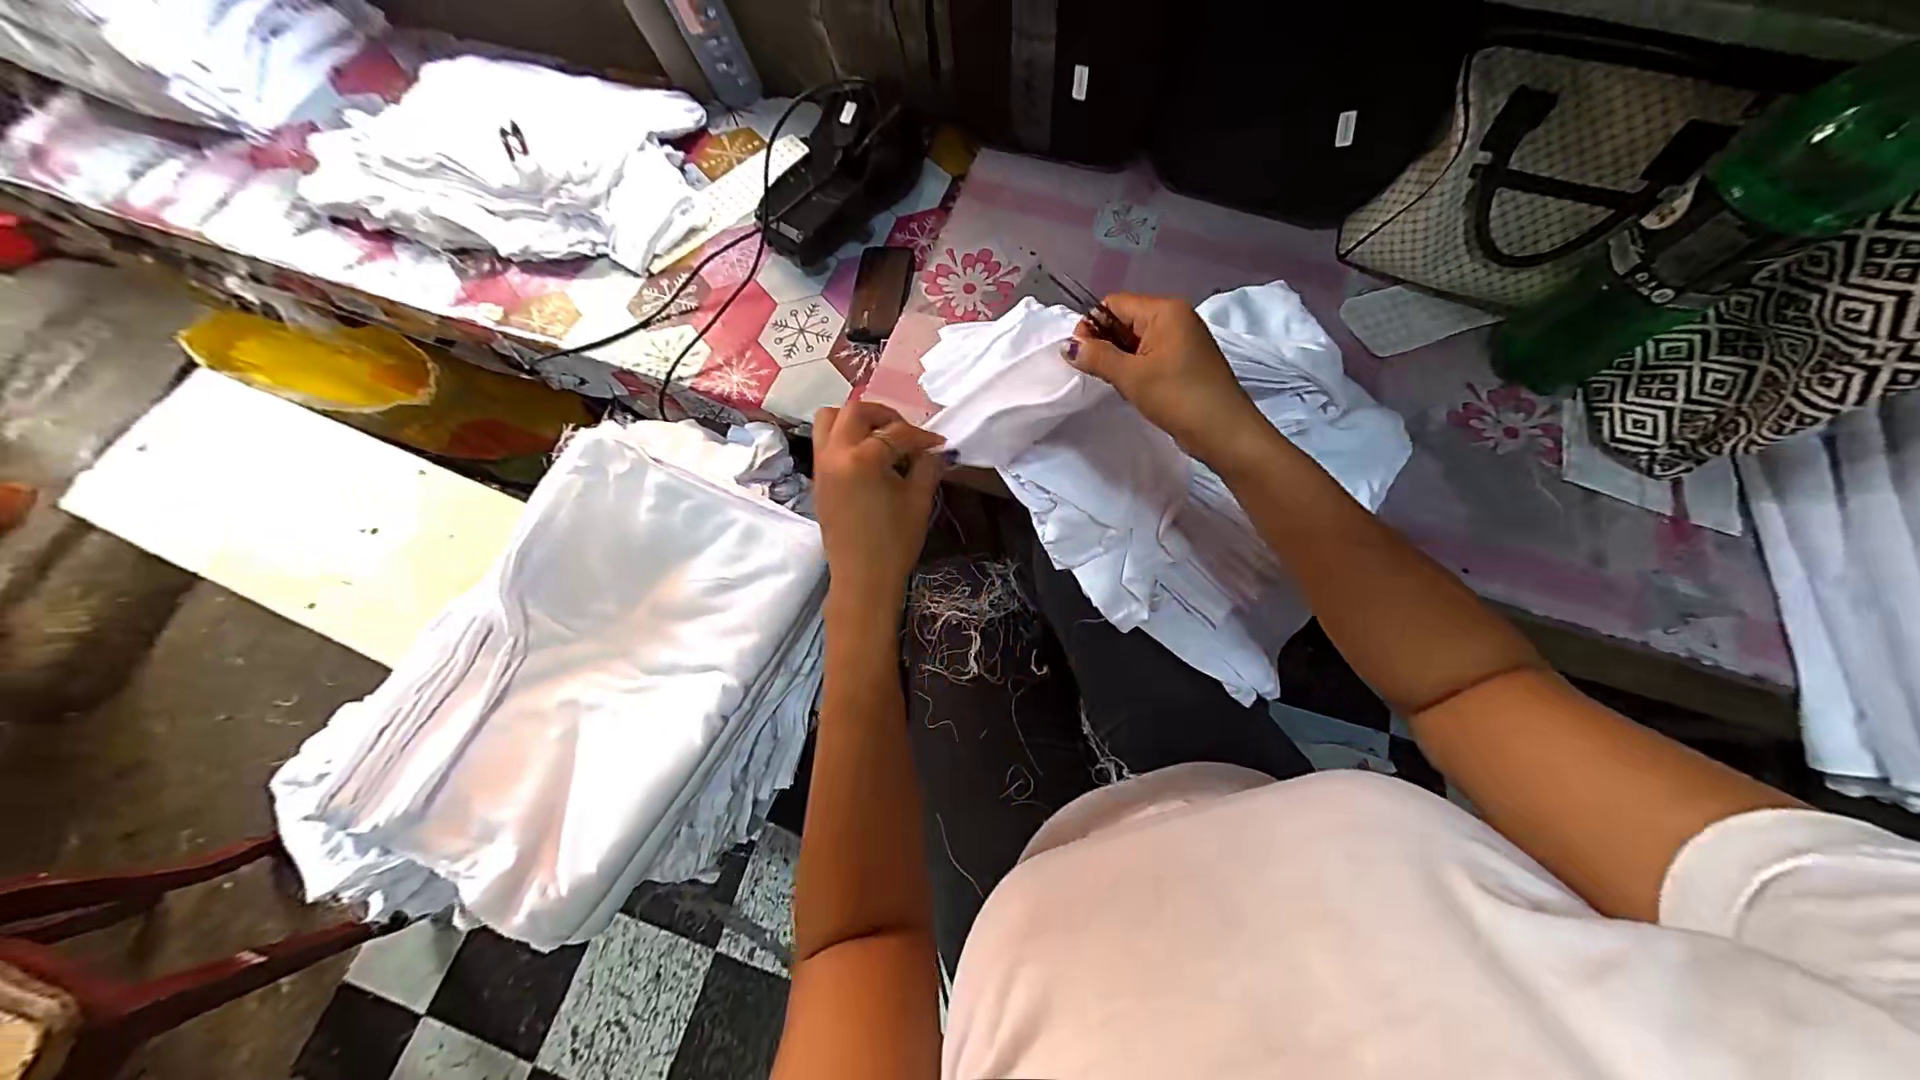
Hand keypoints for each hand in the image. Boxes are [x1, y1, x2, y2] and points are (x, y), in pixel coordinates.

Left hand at [812, 402, 945, 604]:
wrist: (862, 579)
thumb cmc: (894, 542)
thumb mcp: (918, 500)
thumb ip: (927, 466)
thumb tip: (933, 450)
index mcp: (862, 458)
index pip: (896, 432)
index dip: (921, 436)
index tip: (938, 443)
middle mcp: (835, 454)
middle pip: (855, 411)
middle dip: (884, 415)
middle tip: (905, 432)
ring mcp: (821, 467)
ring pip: (829, 420)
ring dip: (856, 420)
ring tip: (880, 438)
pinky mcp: (818, 480)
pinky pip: (825, 442)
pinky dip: (845, 438)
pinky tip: (868, 458)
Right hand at [1066, 294, 1268, 467]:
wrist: (1223, 431)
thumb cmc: (1178, 397)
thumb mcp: (1131, 376)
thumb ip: (1097, 357)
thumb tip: (1068, 345)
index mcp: (1165, 310)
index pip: (1114, 303)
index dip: (1092, 325)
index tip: (1080, 354)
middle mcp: (1176, 317)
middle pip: (1125, 320)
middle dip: (1105, 343)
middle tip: (1097, 373)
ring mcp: (1182, 340)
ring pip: (1136, 340)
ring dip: (1119, 359)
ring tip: (1117, 383)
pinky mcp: (1185, 361)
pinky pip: (1150, 355)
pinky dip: (1135, 368)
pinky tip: (1133, 388)